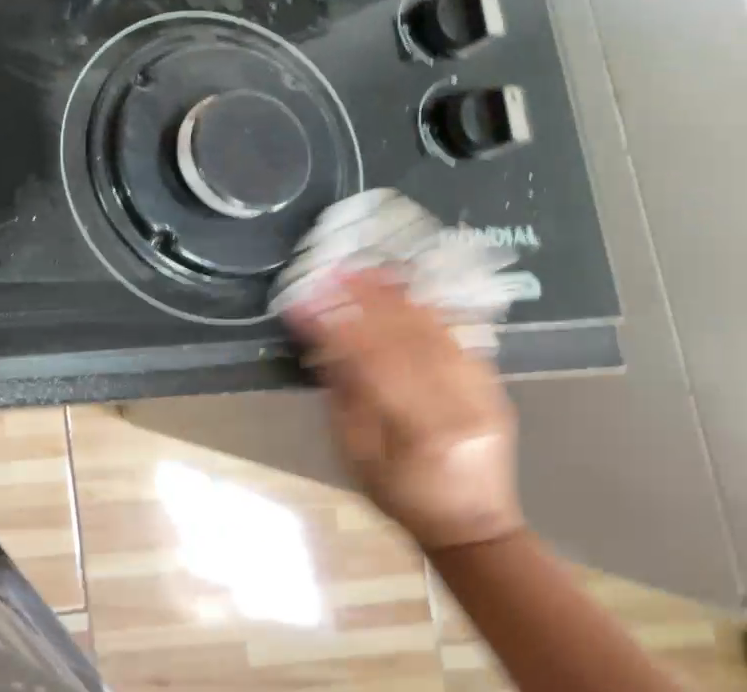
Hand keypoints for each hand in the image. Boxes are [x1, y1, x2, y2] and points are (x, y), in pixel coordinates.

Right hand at [284, 269, 523, 551]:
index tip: (305, 302)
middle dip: (368, 302)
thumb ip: (345, 397)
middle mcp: (458, 406)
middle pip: (409, 341)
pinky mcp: (493, 390)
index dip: (337, 327)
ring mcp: (482, 396)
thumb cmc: (399, 494)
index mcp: (419, 429)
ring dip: (400, 299)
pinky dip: (435, 313)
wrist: (473, 526)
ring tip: (369, 271)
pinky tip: (412, 293)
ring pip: (438, 336)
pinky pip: (464, 343)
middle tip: (336, 272)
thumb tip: (325, 346)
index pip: (373, 363)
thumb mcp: (356, 452)